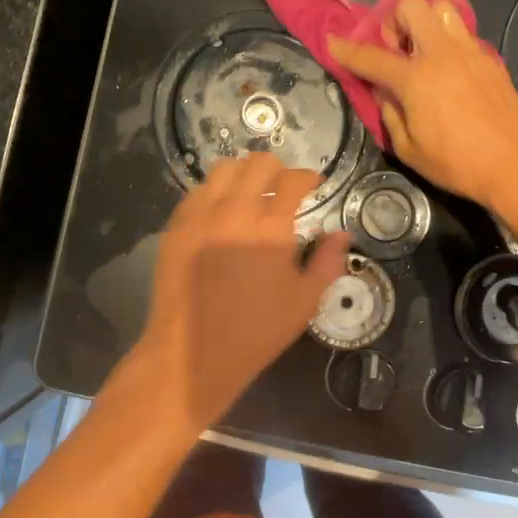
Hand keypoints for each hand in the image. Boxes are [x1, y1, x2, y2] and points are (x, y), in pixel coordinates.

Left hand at [133, 153, 350, 433]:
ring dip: (244, 174)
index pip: (294, 180)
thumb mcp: (304, 301)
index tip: (315, 184)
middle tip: (285, 188)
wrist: (193, 353)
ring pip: (222, 169)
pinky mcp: (175, 228)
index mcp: (271, 227)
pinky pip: (197, 192)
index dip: (309, 177)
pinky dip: (215, 192)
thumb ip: (327, 262)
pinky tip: (221, 212)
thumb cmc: (257, 332)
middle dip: (278, 169)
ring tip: (252, 194)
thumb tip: (342, 234)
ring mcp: (199, 216)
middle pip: (257, 164)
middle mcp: (233, 210)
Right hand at [329, 0, 517, 213]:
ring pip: (442, 9)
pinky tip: (448, 69)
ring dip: (425, 22)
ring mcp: (469, 52)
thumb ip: (391, 116)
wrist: (515, 164)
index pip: (371, 57)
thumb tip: (387, 95)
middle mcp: (441, 54)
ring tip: (422, 52)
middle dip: (394, 19)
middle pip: (411, 5)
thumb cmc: (458, 164)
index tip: (334, 43)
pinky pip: (462, 32)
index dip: (347, 50)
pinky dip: (447, 40)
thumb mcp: (410, 150)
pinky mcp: (489, 59)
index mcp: (416, 78)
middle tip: (395, 49)